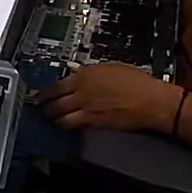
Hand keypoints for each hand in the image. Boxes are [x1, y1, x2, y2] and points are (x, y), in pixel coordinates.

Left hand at [39, 63, 178, 132]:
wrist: (151, 100)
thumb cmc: (135, 80)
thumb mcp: (110, 67)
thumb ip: (88, 70)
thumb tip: (73, 69)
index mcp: (83, 77)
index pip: (55, 87)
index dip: (44, 94)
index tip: (40, 96)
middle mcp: (81, 94)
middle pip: (54, 104)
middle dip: (45, 108)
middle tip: (42, 109)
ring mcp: (88, 110)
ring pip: (62, 118)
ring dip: (54, 119)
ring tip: (52, 119)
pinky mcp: (96, 124)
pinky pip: (76, 126)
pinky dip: (69, 126)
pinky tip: (68, 124)